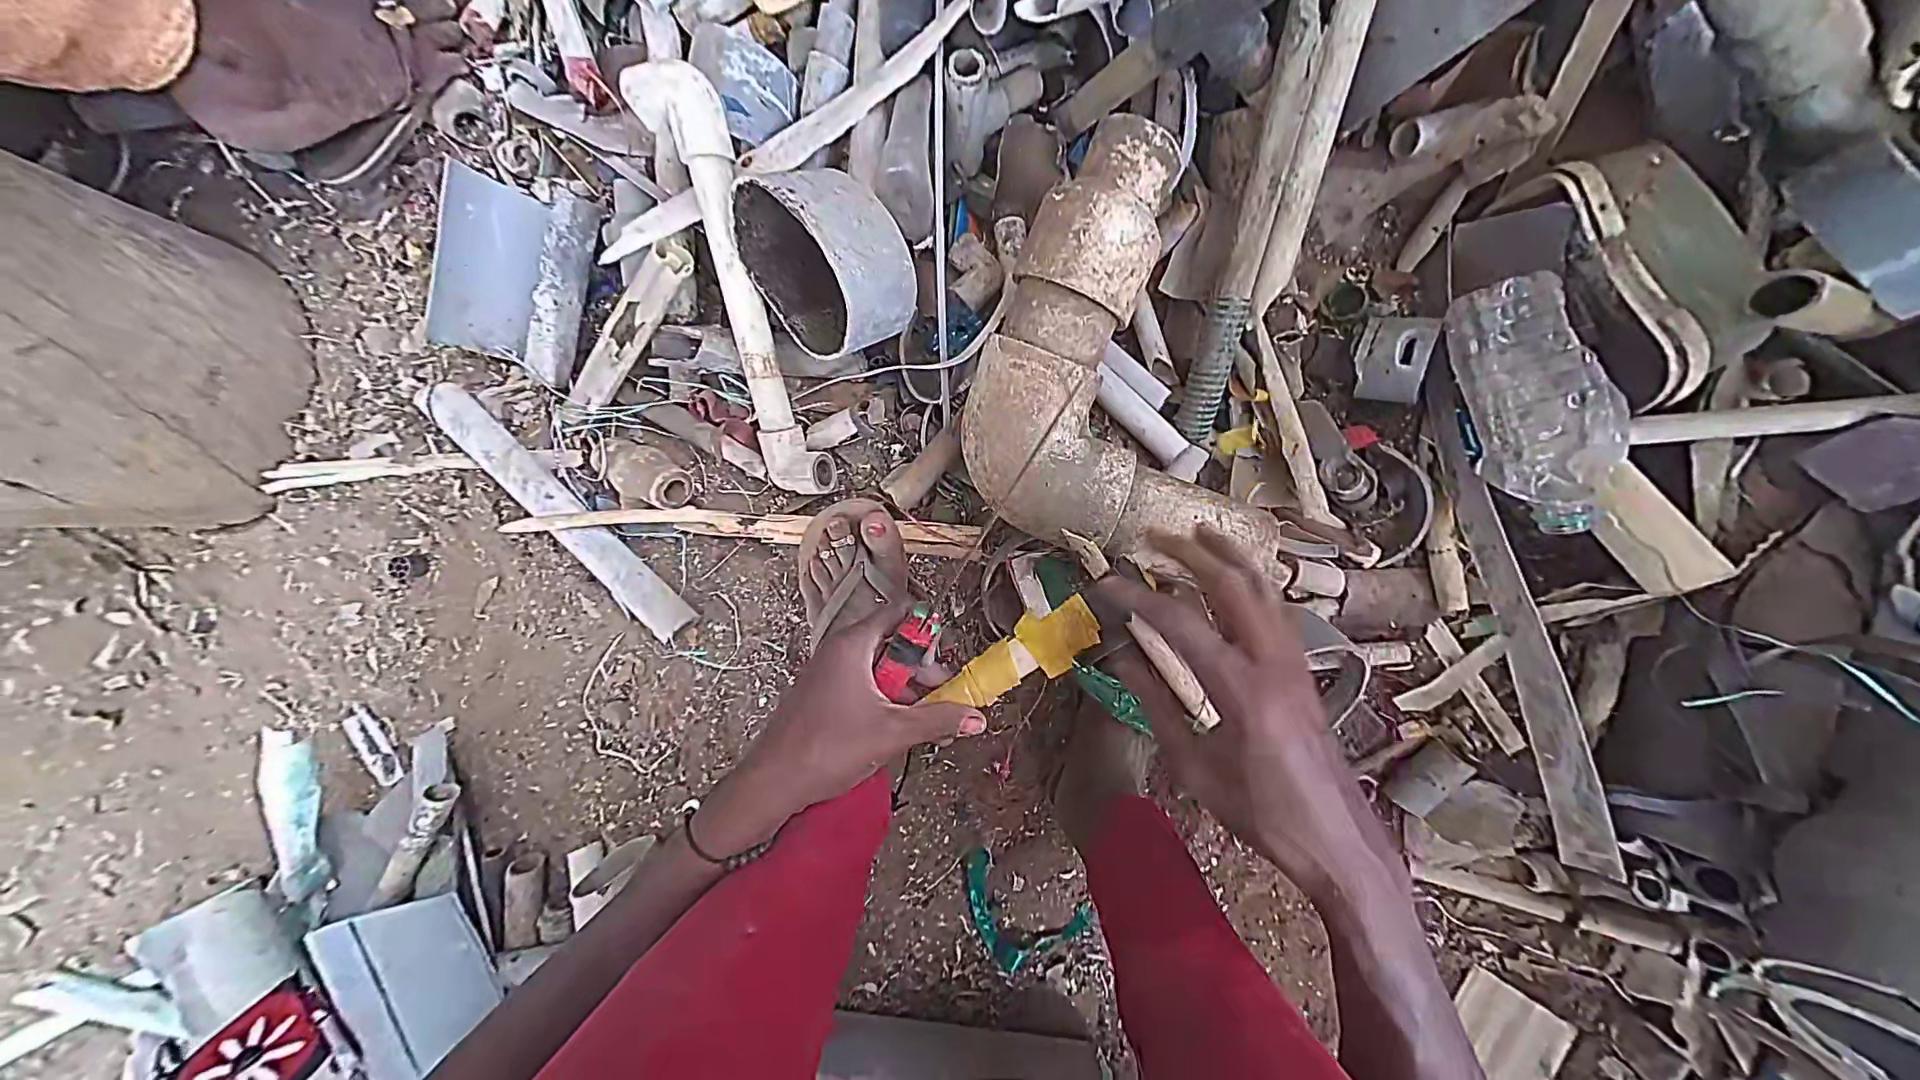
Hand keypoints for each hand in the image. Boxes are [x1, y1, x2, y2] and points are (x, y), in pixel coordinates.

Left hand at [692, 600, 985, 857]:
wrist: (772, 784)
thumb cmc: (826, 749)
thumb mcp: (892, 732)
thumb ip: (938, 720)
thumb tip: (976, 717)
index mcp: (852, 645)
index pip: (898, 613)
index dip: (928, 629)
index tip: (949, 654)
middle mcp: (840, 651)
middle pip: (893, 644)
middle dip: (923, 669)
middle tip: (945, 694)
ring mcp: (831, 674)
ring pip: (880, 669)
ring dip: (907, 689)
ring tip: (928, 718)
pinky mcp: (826, 696)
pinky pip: (865, 686)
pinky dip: (887, 701)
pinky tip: (900, 727)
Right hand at [1089, 528, 1397, 898]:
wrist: (1338, 841)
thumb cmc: (1263, 813)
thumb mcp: (1194, 764)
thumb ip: (1155, 703)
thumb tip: (1121, 656)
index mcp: (1242, 690)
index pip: (1179, 623)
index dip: (1137, 597)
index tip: (1106, 583)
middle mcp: (1274, 663)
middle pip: (1232, 584)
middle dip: (1190, 553)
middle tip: (1155, 537)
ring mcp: (1295, 662)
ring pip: (1263, 588)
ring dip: (1227, 557)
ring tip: (1198, 534)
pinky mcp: (1302, 670)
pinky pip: (1275, 608)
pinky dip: (1249, 582)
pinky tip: (1233, 580)